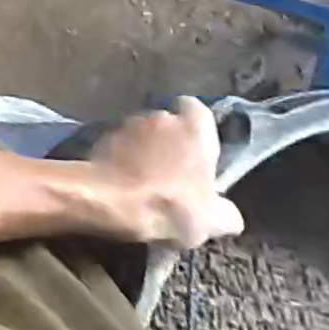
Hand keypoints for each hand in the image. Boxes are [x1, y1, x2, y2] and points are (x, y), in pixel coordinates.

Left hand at [85, 97, 244, 247]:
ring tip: (144, 178)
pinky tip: (123, 179)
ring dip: (144, 148)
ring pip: (141, 131)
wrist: (112, 200)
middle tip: (172, 171)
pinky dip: (121, 155)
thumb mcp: (214, 220)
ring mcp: (127, 122)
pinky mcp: (101, 133)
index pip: (196, 108)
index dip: (196, 125)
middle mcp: (160, 116)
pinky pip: (118, 142)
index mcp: (194, 128)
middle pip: (167, 122)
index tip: (196, 147)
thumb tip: (227, 212)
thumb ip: (227, 211)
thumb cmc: (171, 205)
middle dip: (169, 141)